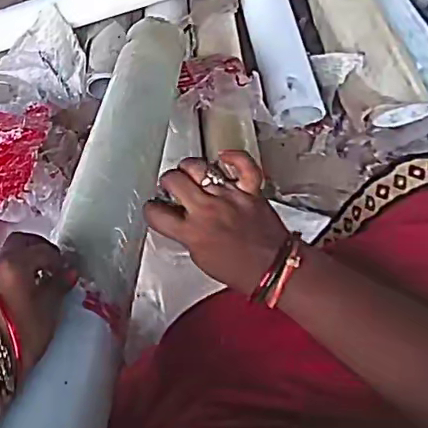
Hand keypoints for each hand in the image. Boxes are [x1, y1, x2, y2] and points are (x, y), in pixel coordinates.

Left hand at [0, 232, 72, 375]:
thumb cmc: (23, 332)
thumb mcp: (48, 308)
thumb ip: (58, 285)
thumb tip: (68, 272)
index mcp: (15, 264)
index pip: (41, 249)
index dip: (58, 257)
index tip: (68, 268)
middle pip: (20, 242)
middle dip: (39, 247)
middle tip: (56, 261)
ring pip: (10, 252)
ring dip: (27, 256)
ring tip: (45, 273)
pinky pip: (4, 266)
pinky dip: (18, 267)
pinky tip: (31, 283)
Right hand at [143, 151, 290, 293]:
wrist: (275, 270)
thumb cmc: (240, 269)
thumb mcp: (199, 257)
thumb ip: (185, 234)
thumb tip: (178, 219)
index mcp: (191, 232)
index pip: (156, 212)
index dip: (152, 209)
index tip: (156, 208)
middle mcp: (207, 211)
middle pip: (173, 180)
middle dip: (167, 182)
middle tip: (172, 187)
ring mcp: (229, 198)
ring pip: (199, 167)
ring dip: (189, 168)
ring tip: (191, 174)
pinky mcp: (250, 192)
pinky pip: (243, 165)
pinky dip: (233, 157)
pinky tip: (223, 157)